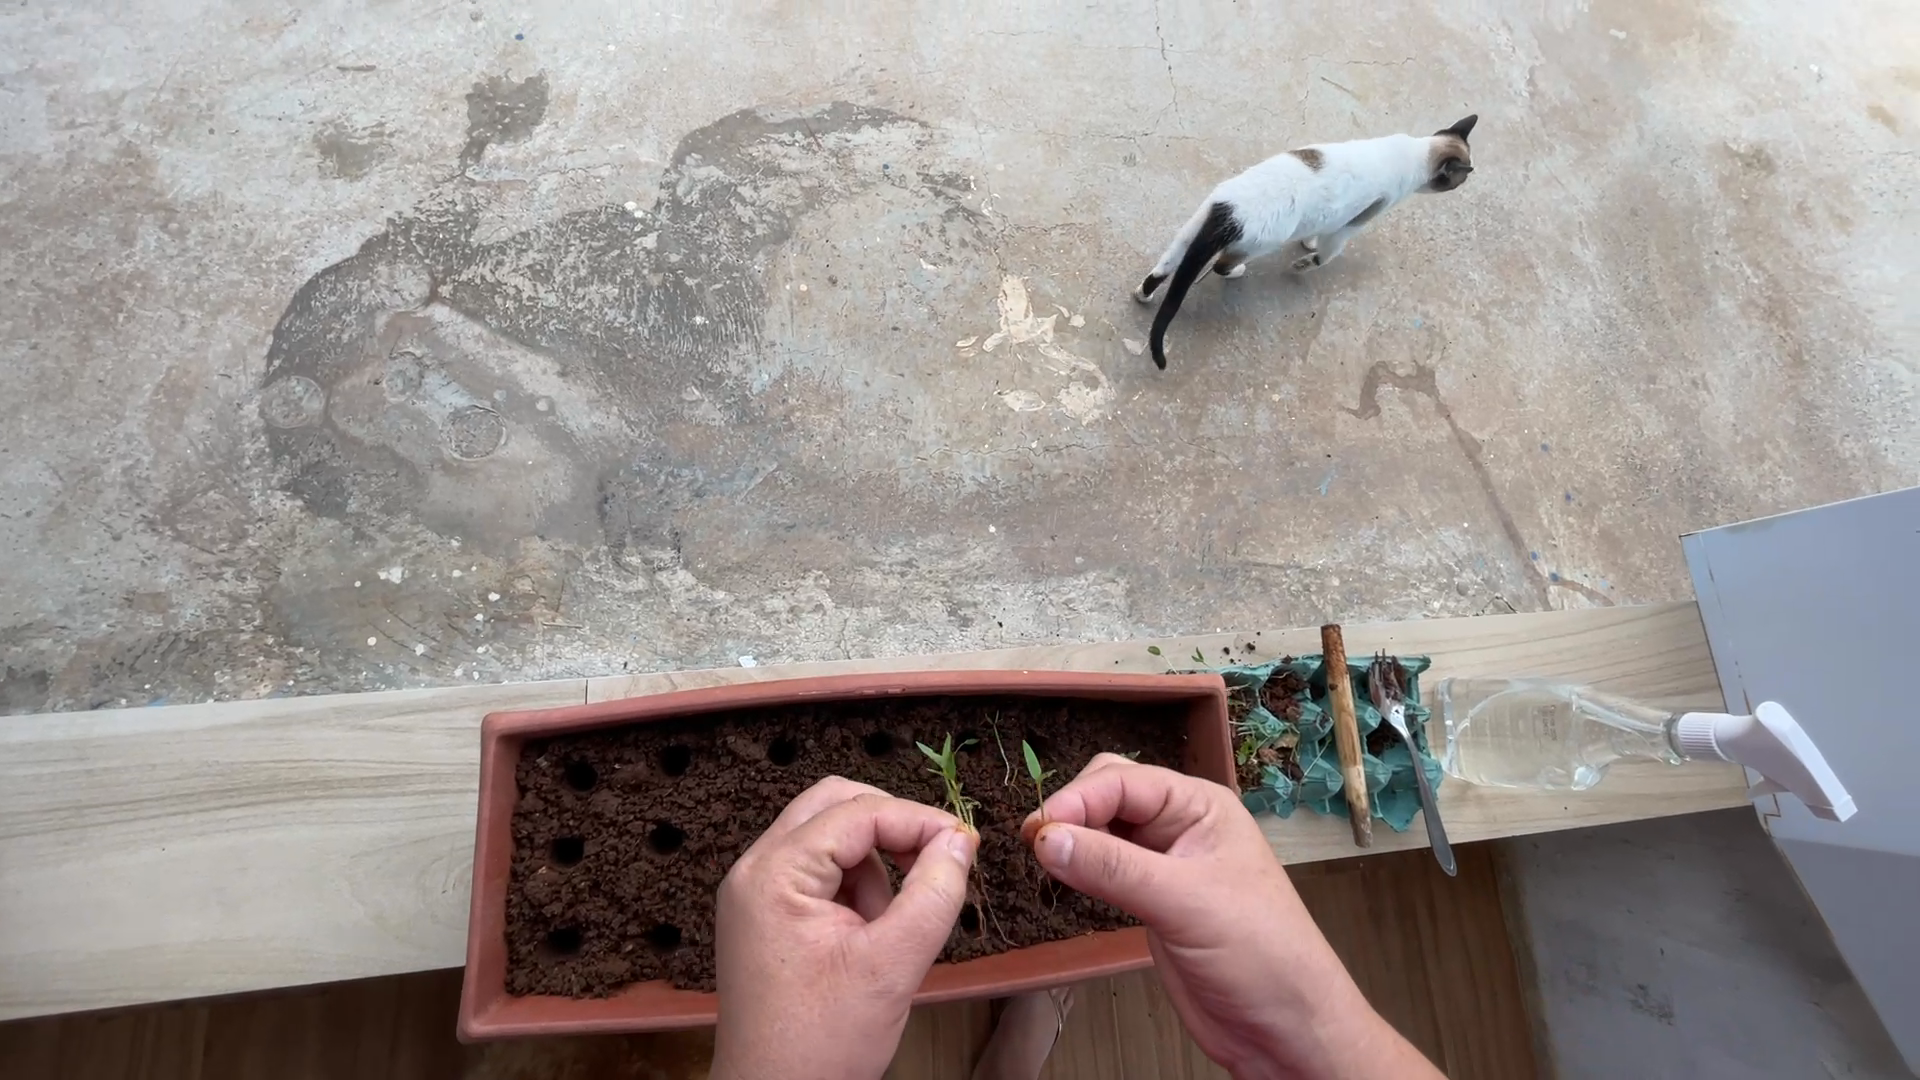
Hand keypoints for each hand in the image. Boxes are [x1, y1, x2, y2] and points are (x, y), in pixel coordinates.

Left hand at [711, 776, 977, 1079]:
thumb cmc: (825, 1044)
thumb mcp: (892, 967)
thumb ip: (933, 893)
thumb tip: (960, 838)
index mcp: (774, 873)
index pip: (857, 813)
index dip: (916, 819)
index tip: (964, 842)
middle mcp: (756, 866)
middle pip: (834, 803)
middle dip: (890, 823)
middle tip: (932, 855)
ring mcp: (757, 887)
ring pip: (830, 831)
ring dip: (873, 858)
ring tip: (888, 921)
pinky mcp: (767, 908)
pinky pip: (821, 865)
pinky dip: (856, 881)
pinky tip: (866, 931)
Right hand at [1022, 755, 1439, 1079]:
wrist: (1291, 1036)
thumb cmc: (1260, 956)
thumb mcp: (1185, 903)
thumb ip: (1113, 868)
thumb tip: (1045, 838)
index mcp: (1199, 806)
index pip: (1125, 781)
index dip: (1079, 798)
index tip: (1040, 828)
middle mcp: (1179, 824)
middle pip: (1110, 793)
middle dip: (1074, 809)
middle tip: (1037, 841)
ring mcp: (1164, 861)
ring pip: (1104, 828)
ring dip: (1073, 836)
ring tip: (1042, 857)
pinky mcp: (1151, 898)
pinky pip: (1105, 866)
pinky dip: (1081, 865)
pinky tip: (1063, 875)